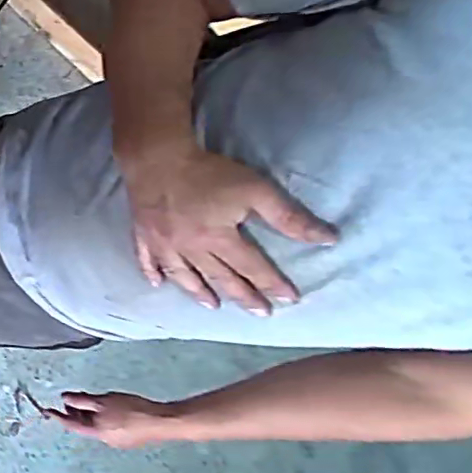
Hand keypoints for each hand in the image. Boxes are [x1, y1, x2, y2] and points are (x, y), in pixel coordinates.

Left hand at [47, 392, 179, 448]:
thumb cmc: (132, 410)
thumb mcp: (102, 401)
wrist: (165, 421)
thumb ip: (82, 401)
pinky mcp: (130, 438)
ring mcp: (119, 441)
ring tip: (85, 403)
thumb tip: (63, 399)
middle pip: (84, 427)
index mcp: (98, 433)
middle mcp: (106, 440)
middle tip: (68, 403)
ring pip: (97, 427)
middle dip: (75, 414)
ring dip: (88, 415)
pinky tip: (106, 409)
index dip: (58, 417)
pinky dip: (101, 418)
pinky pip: (108, 427)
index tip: (47, 411)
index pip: (71, 425)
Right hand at [121, 143, 335, 313]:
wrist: (156, 159)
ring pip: (183, 276)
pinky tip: (158, 284)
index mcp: (218, 239)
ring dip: (199, 292)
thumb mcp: (255, 189)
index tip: (289, 299)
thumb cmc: (207, 173)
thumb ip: (289, 217)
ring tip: (213, 306)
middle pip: (220, 277)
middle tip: (260, 312)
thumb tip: (328, 239)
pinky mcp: (143, 236)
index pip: (252, 267)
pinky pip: (147, 261)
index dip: (273, 284)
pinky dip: (153, 274)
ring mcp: (163, 245)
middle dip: (243, 296)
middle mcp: (190, 250)